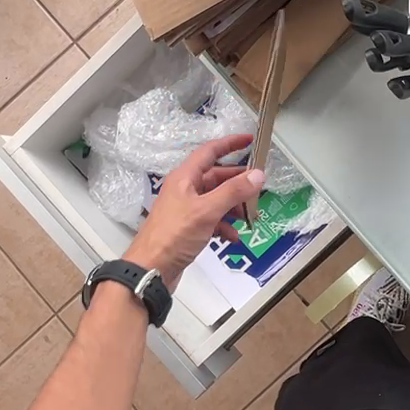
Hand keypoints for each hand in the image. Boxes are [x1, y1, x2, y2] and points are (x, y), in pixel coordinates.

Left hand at [124, 134, 265, 291]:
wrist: (151, 269)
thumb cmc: (173, 236)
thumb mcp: (207, 210)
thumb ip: (234, 191)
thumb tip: (257, 175)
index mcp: (185, 178)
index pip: (210, 151)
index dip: (230, 144)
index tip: (249, 140)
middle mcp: (185, 190)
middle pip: (216, 177)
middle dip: (238, 183)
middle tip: (258, 186)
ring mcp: (187, 209)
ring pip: (217, 200)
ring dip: (234, 206)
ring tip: (249, 215)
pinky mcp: (189, 228)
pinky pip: (212, 220)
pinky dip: (225, 226)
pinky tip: (234, 237)